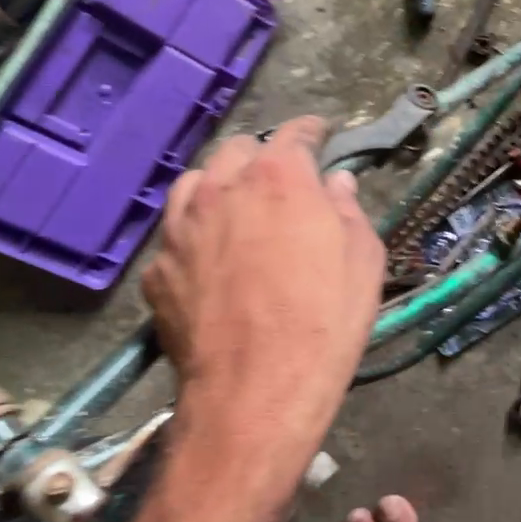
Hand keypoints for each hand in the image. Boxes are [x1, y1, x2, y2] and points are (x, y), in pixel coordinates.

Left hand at [144, 118, 384, 429]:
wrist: (257, 389)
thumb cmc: (326, 320)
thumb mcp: (363, 260)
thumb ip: (348, 211)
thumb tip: (336, 184)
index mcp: (280, 179)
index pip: (295, 134)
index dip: (312, 131)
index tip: (321, 135)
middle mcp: (222, 189)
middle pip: (239, 150)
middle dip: (263, 157)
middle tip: (283, 183)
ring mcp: (180, 227)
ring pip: (196, 183)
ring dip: (221, 186)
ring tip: (239, 210)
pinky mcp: (156, 268)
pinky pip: (176, 234)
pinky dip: (197, 235)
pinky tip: (212, 261)